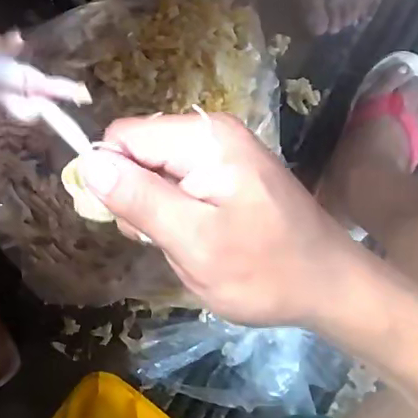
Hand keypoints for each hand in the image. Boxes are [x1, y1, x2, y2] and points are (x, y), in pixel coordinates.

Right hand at [74, 113, 363, 327]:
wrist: (330, 284)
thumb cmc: (264, 270)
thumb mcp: (194, 242)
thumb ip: (139, 200)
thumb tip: (87, 164)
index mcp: (204, 138)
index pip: (123, 137)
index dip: (111, 178)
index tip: (128, 224)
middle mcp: (213, 132)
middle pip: (140, 153)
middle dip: (140, 200)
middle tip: (168, 241)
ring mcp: (225, 151)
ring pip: (158, 174)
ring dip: (160, 213)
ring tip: (191, 246)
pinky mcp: (232, 172)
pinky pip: (183, 185)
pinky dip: (182, 215)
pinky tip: (205, 240)